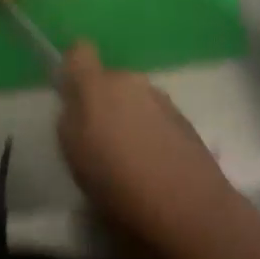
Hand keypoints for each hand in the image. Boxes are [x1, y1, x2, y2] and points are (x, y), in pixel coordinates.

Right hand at [57, 43, 230, 235]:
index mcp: (98, 85)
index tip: (72, 96)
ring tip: (132, 161)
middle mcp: (131, 81)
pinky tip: (155, 167)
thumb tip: (76, 107)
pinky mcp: (185, 119)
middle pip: (109, 80)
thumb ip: (70, 121)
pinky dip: (152, 134)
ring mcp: (161, 98)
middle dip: (104, 103)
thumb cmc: (119, 183)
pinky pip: (156, 117)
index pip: (79, 51)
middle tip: (101, 142)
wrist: (189, 207)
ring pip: (135, 99)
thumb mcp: (74, 156)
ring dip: (130, 119)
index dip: (74, 69)